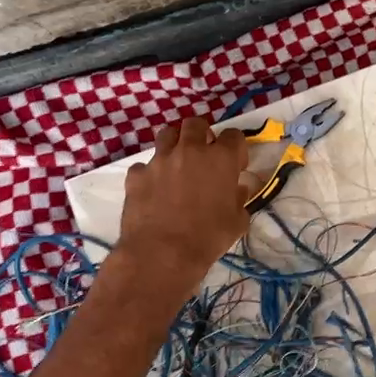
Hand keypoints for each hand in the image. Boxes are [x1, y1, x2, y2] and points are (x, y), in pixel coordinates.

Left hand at [113, 117, 251, 286]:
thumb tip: (236, 189)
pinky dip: (151, 173)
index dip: (236, 148)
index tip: (236, 165)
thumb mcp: (238, 220)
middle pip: (196, 124)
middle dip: (202, 134)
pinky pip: (145, 165)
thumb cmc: (209, 237)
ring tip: (178, 164)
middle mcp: (190, 151)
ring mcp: (160, 160)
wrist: (163, 253)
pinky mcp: (136, 174)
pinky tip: (155, 189)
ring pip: (167, 134)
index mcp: (221, 158)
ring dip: (175, 144)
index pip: (234, 135)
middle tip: (204, 155)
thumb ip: (239, 198)